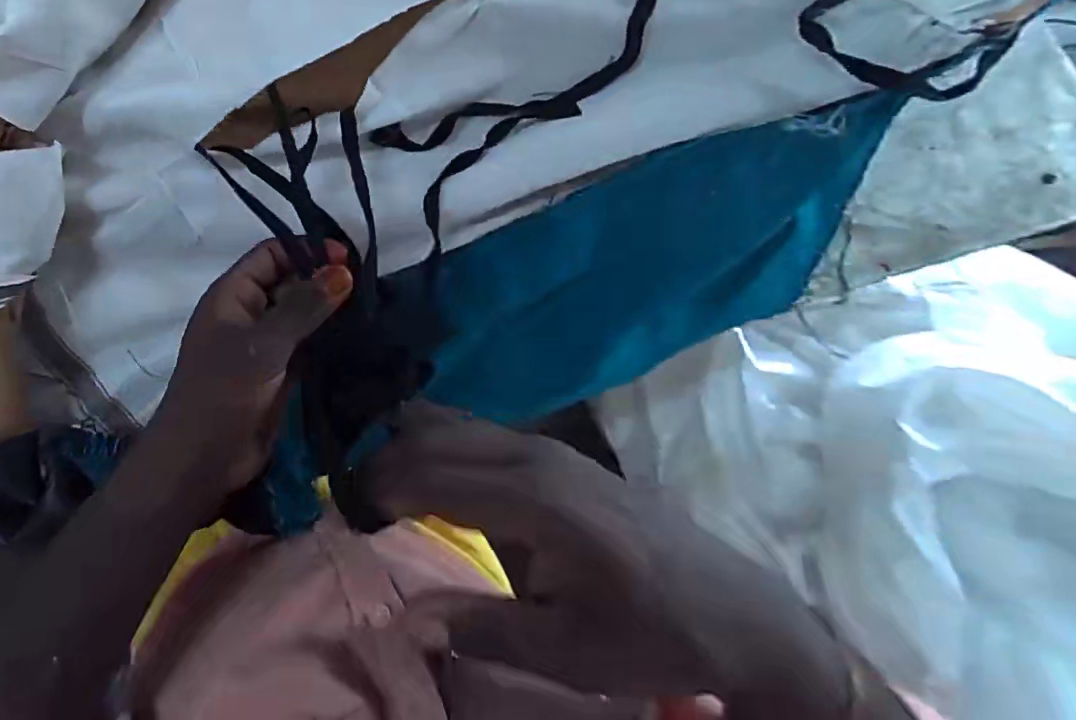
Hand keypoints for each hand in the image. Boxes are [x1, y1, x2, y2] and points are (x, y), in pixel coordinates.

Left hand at [146, 238, 352, 494]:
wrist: (201, 462)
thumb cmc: (223, 393)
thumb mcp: (264, 345)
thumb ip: (304, 307)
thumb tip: (344, 271)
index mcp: (232, 295)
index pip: (271, 255)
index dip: (306, 250)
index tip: (348, 258)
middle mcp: (247, 314)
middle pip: (289, 282)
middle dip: (323, 280)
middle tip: (368, 285)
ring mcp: (263, 345)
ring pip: (301, 316)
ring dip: (330, 312)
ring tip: (371, 308)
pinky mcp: (278, 374)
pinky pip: (307, 346)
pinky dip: (329, 341)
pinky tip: (360, 338)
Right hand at [360, 403, 854, 719]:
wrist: (735, 607)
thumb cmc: (654, 635)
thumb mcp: (570, 653)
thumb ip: (482, 630)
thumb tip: (405, 620)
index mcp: (533, 500)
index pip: (429, 476)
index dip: (377, 489)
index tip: (339, 512)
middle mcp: (530, 454)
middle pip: (432, 438)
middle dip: (380, 462)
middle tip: (347, 501)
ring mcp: (541, 444)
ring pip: (450, 422)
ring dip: (405, 445)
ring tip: (372, 483)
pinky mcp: (549, 448)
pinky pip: (474, 428)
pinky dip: (435, 438)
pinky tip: (419, 464)